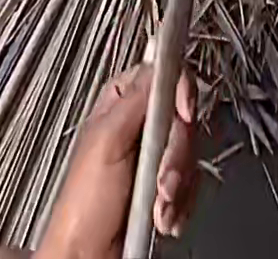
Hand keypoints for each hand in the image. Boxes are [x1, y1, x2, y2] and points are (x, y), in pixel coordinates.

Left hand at [38, 64, 197, 258]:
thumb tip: (158, 61)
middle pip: (183, 116)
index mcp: (122, 100)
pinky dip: (182, 204)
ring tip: (157, 207)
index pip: (163, 74)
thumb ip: (136, 101)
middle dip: (177, 155)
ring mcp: (155, 153)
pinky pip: (193, 182)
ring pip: (191, 151)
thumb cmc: (84, 205)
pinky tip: (163, 217)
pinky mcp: (167, 182)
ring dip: (178, 186)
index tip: (183, 113)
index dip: (180, 91)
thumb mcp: (107, 141)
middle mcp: (141, 122)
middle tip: (161, 179)